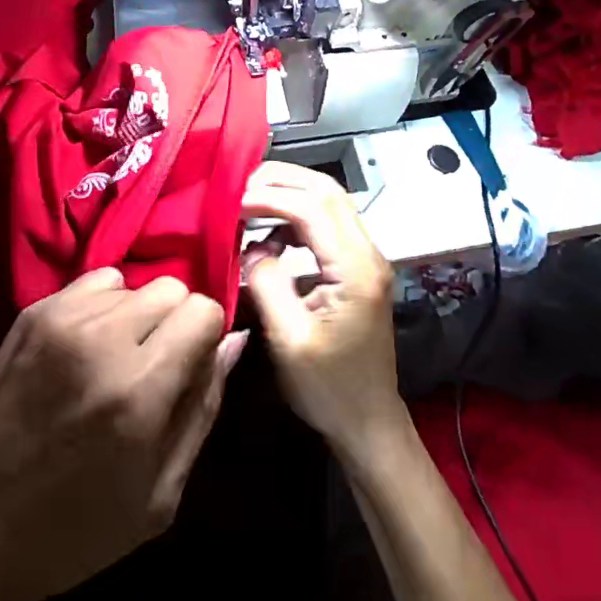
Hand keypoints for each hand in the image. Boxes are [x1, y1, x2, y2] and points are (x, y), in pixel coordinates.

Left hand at [0, 269, 245, 600]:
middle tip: (152, 367)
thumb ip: (205, 407)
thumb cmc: (71, 527)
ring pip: (137, 283)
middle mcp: (102, 341)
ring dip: (139, 315)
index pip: (205, 311)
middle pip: (174, 289)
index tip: (188, 370)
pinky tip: (88, 346)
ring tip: (115, 360)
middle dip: (175, 323)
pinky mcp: (33, 312)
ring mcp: (61, 321)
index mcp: (138, 391)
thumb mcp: (160, 495)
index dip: (205, 340)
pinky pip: (99, 281)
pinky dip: (106, 305)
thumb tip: (234, 341)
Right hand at [241, 162, 400, 448]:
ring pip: (331, 204)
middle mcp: (368, 253)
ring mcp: (367, 259)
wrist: (368, 420)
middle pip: (329, 192)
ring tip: (249, 201)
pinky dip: (299, 219)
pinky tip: (270, 236)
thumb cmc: (329, 389)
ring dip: (291, 195)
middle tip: (240, 183)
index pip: (313, 209)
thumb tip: (250, 248)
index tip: (232, 199)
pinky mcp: (358, 269)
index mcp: (355, 268)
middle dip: (284, 180)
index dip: (271, 196)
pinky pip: (329, 226)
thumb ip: (268, 285)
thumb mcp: (289, 340)